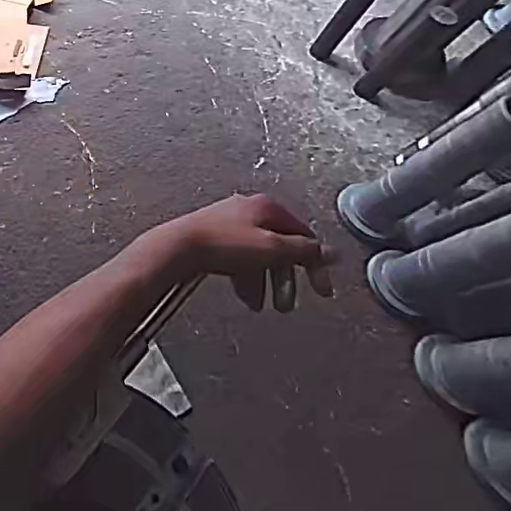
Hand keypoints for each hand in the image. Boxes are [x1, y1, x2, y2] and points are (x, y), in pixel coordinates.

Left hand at [152, 193, 336, 310]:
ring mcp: (231, 223)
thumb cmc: (221, 243)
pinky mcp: (217, 237)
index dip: (315, 264)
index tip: (320, 288)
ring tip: (262, 303)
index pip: (303, 235)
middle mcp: (250, 210)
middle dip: (285, 279)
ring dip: (265, 282)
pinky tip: (246, 295)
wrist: (180, 247)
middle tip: (286, 302)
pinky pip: (241, 259)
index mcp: (266, 207)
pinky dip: (246, 278)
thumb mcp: (272, 249)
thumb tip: (330, 251)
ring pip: (259, 256)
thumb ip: (304, 251)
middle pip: (280, 247)